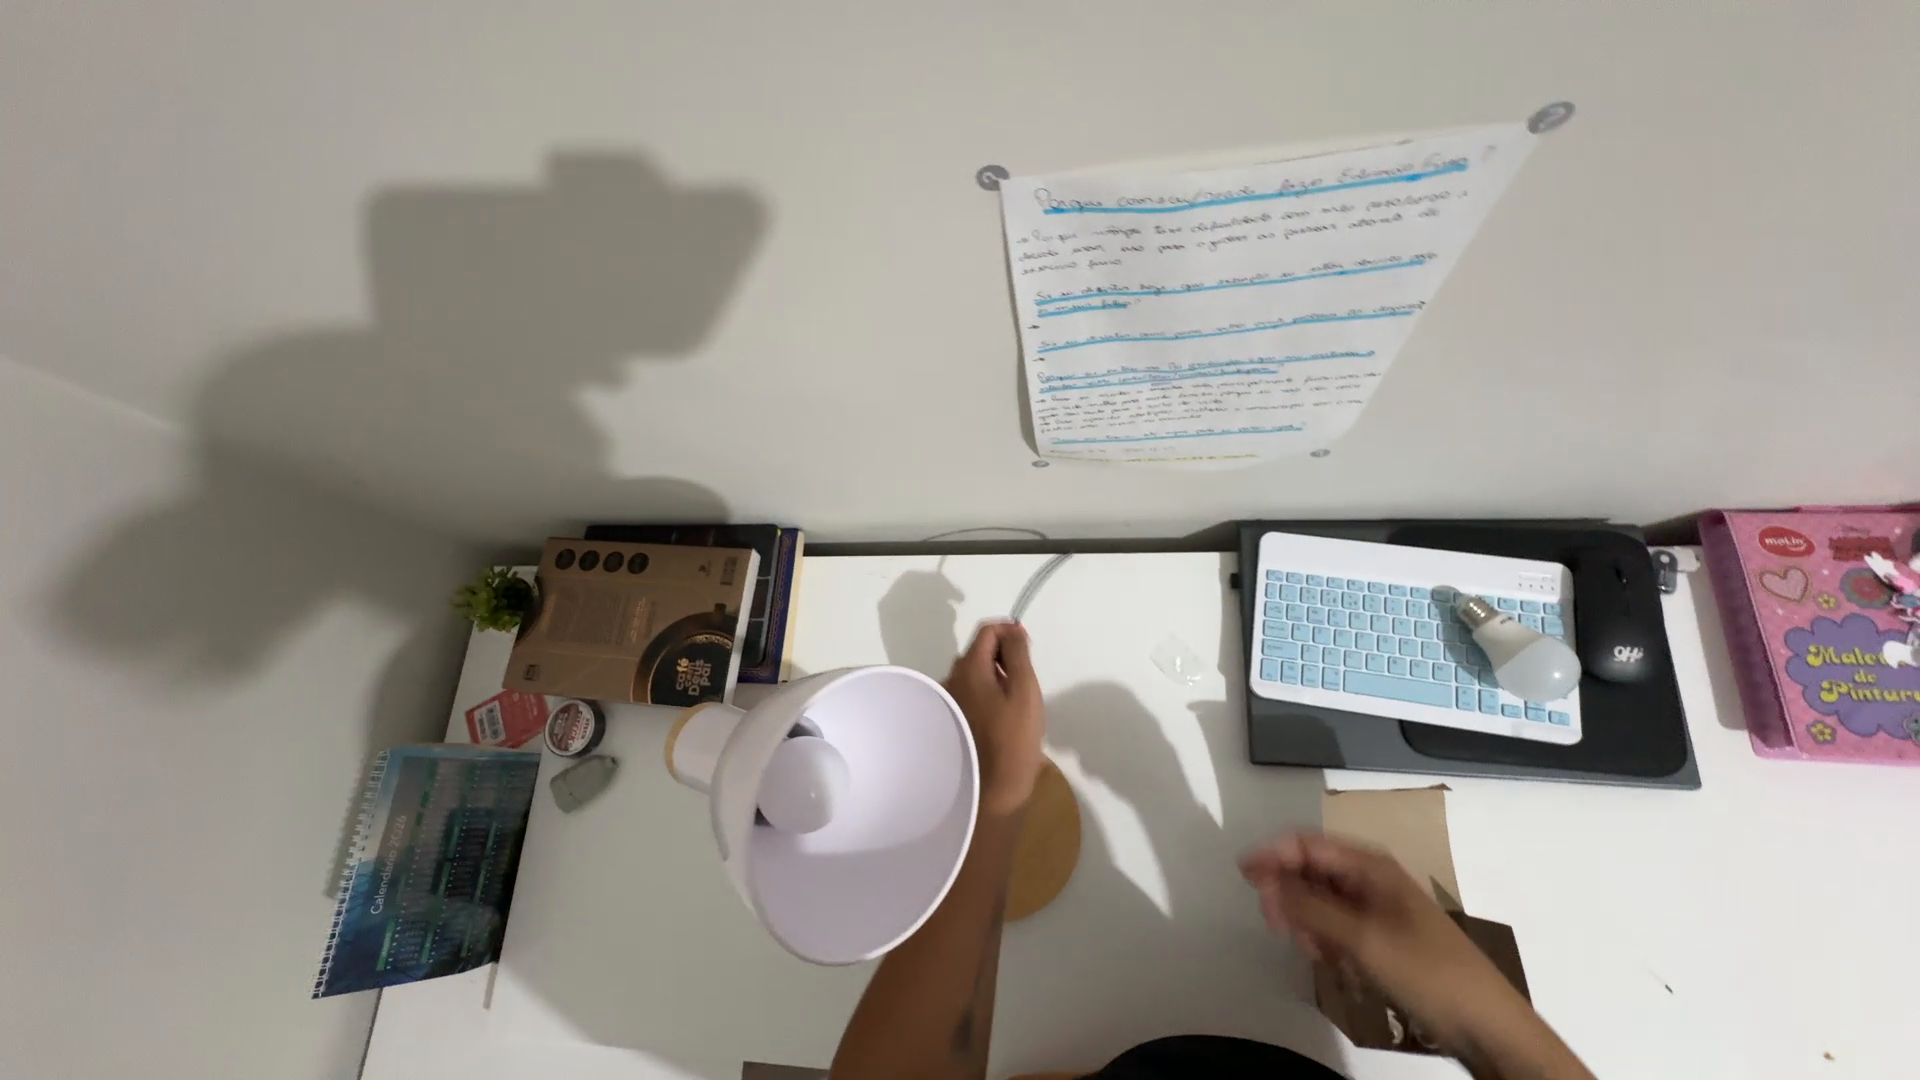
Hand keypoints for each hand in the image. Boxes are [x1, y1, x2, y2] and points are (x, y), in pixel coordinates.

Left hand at [945, 621, 1045, 814]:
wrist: (992, 790)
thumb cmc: (1013, 738)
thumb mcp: (1024, 689)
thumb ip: (1018, 654)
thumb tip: (1013, 629)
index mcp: (968, 668)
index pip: (987, 631)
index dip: (1010, 631)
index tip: (1029, 648)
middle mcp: (952, 679)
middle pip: (980, 651)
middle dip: (1005, 656)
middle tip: (1027, 680)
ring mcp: (950, 700)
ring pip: (976, 673)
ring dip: (998, 676)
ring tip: (1018, 702)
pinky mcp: (954, 718)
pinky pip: (973, 693)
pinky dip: (989, 694)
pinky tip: (1004, 717)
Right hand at [1240, 833, 1530, 1051]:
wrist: (1488, 1027)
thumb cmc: (1425, 971)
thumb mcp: (1360, 937)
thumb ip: (1307, 905)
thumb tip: (1264, 878)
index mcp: (1369, 866)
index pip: (1307, 844)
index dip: (1272, 854)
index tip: (1243, 875)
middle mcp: (1371, 880)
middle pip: (1311, 871)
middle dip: (1289, 894)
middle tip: (1274, 922)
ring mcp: (1378, 909)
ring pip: (1322, 902)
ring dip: (1307, 922)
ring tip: (1311, 951)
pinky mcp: (1382, 939)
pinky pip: (1338, 928)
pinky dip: (1326, 941)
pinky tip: (1332, 963)